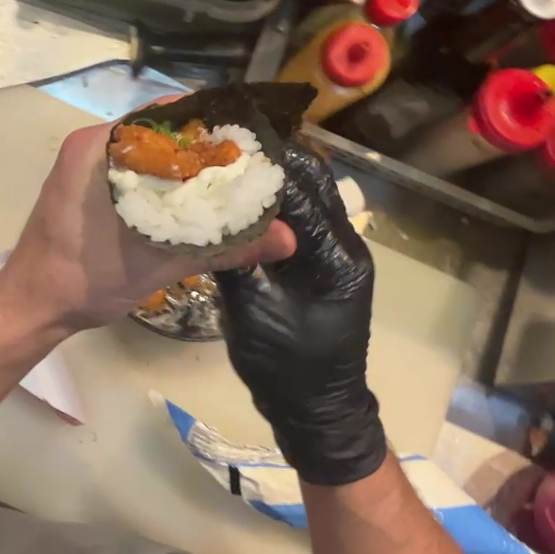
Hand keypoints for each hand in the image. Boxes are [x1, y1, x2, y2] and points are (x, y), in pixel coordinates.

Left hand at [0, 122, 294, 333]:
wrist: (31, 309)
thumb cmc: (82, 280)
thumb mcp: (158, 263)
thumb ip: (222, 247)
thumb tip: (287, 239)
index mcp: (98, 147)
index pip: (169, 115)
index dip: (214, 124)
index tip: (253, 142)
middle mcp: (91, 145)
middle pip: (162, 132)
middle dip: (206, 149)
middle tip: (251, 168)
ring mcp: (85, 166)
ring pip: (149, 154)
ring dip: (185, 168)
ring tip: (230, 185)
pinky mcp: (84, 187)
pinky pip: (134, 172)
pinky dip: (163, 183)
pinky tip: (193, 204)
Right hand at [217, 143, 384, 485]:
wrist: (315, 411)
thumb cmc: (287, 366)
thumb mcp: (253, 313)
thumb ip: (236, 259)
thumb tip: (210, 208)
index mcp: (337, 254)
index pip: (302, 188)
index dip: (264, 162)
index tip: (221, 142)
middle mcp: (344, 244)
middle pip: (311, 182)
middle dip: (269, 161)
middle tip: (219, 146)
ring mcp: (335, 254)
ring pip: (305, 198)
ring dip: (271, 181)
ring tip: (223, 166)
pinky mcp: (320, 265)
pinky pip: (298, 221)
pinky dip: (270, 207)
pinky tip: (234, 203)